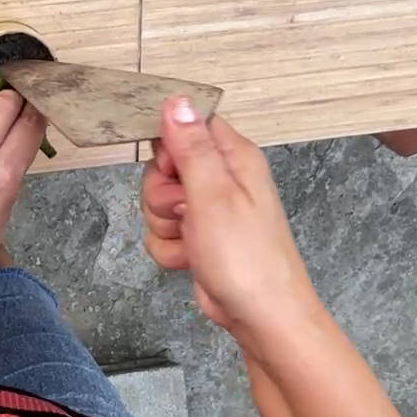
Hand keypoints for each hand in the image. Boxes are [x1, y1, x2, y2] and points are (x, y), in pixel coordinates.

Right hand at [141, 97, 319, 344]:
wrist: (260, 316)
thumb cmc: (247, 258)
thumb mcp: (213, 195)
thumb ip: (191, 147)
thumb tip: (178, 100)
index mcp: (233, 158)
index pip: (186, 127)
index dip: (169, 148)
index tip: (173, 172)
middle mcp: (221, 179)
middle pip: (163, 168)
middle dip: (160, 195)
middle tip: (185, 212)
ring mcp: (208, 210)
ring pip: (156, 203)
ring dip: (164, 226)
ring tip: (193, 240)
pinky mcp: (196, 237)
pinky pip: (161, 233)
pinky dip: (169, 249)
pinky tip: (190, 259)